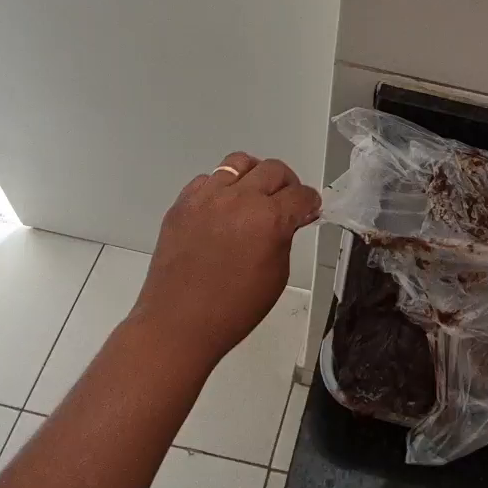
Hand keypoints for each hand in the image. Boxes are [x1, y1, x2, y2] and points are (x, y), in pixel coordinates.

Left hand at [129, 153, 320, 366]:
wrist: (177, 324)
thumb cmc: (234, 309)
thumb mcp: (277, 276)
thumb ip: (285, 238)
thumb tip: (290, 218)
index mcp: (268, 219)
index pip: (300, 195)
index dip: (309, 203)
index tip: (309, 209)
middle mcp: (239, 199)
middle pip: (273, 170)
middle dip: (287, 183)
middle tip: (286, 201)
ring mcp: (207, 198)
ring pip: (238, 163)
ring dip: (253, 176)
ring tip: (253, 194)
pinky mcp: (182, 204)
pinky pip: (207, 180)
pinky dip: (220, 188)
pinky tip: (222, 208)